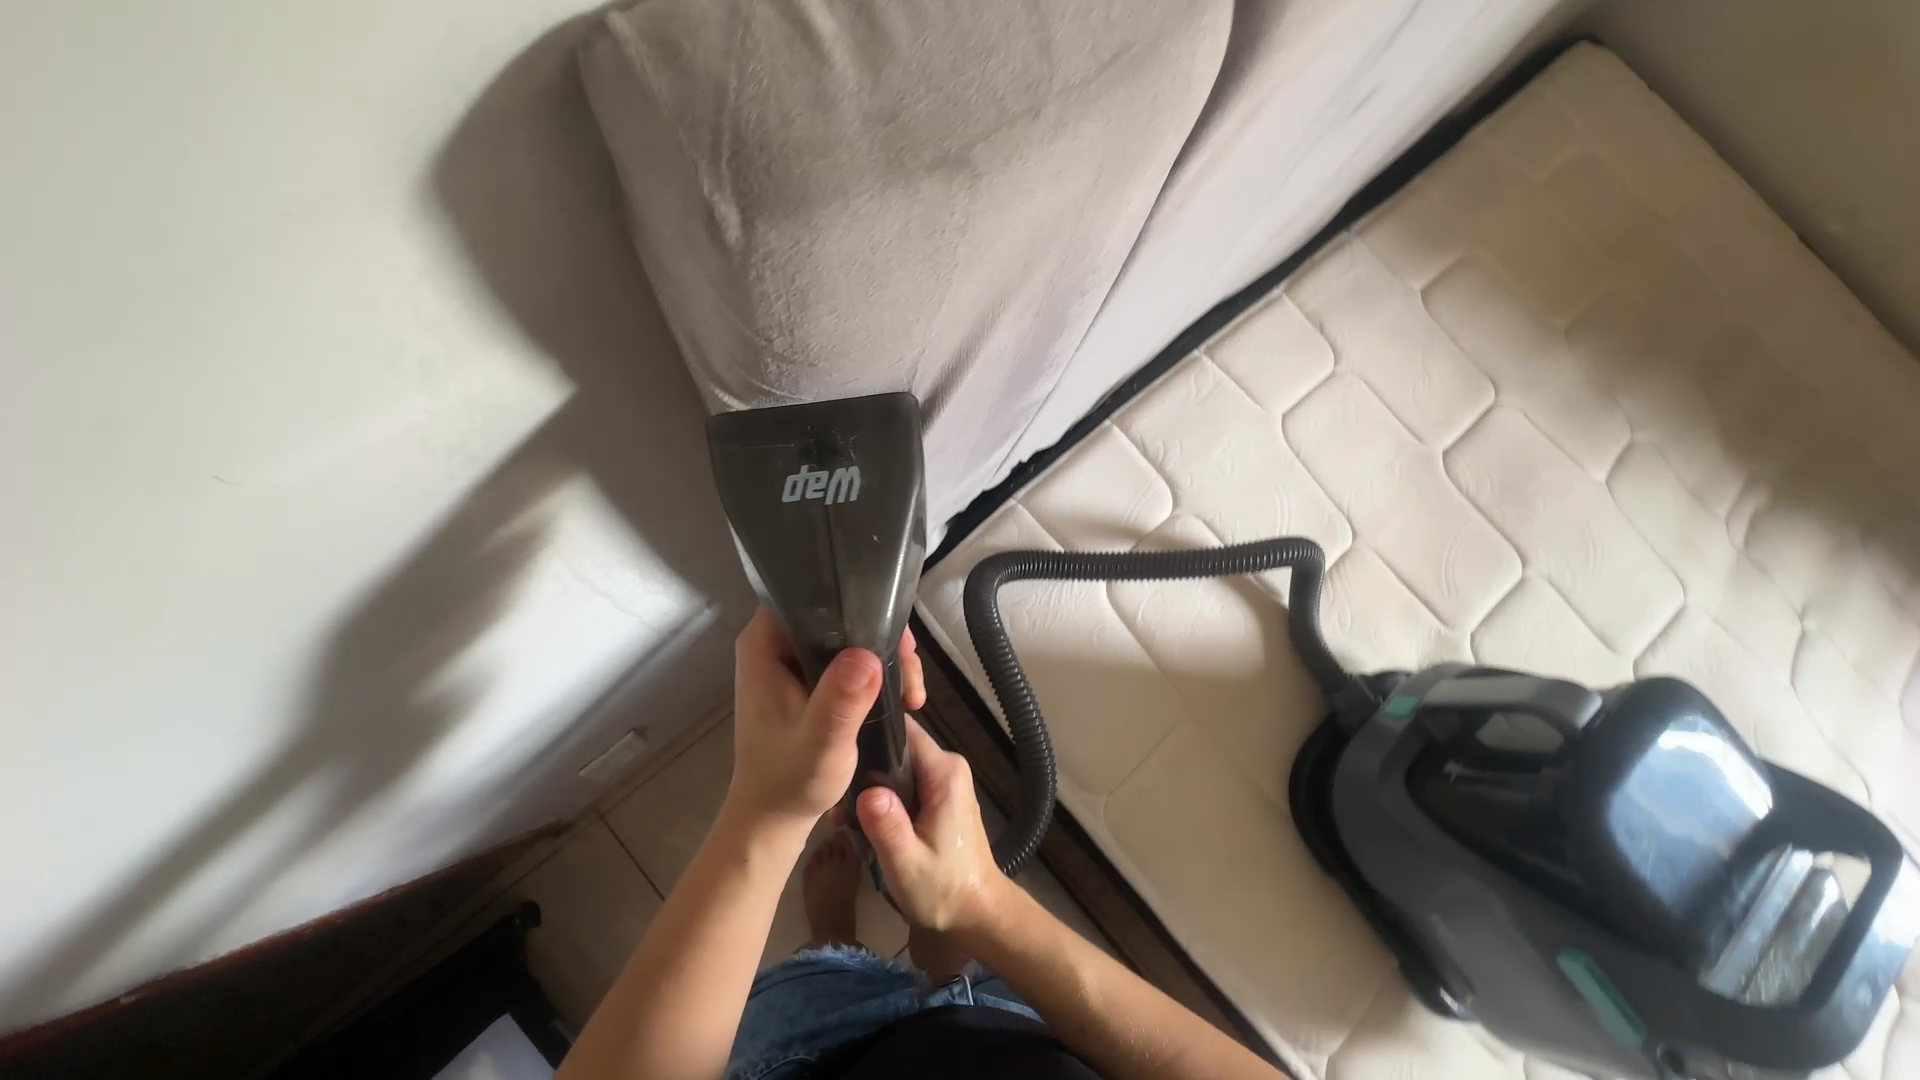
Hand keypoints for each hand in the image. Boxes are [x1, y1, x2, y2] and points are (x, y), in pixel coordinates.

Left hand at [728, 608, 927, 829]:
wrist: (774, 819)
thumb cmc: (789, 781)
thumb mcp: (820, 742)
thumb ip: (840, 701)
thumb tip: (868, 656)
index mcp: (764, 646)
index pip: (807, 591)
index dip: (852, 600)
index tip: (892, 628)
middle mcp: (776, 645)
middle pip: (836, 612)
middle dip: (880, 633)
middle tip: (910, 663)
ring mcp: (792, 663)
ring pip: (849, 636)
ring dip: (885, 656)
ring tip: (911, 690)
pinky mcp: (809, 681)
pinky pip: (849, 659)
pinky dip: (877, 673)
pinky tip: (901, 697)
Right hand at [855, 717, 1011, 933]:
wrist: (976, 911)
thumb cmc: (944, 889)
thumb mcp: (907, 863)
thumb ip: (887, 826)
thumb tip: (866, 791)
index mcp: (944, 773)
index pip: (902, 731)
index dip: (870, 737)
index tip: (839, 757)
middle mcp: (948, 766)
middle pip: (897, 748)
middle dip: (864, 769)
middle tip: (835, 800)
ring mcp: (945, 779)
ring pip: (897, 766)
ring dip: (870, 788)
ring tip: (844, 817)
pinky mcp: (939, 794)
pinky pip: (905, 782)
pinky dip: (883, 799)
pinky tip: (862, 823)